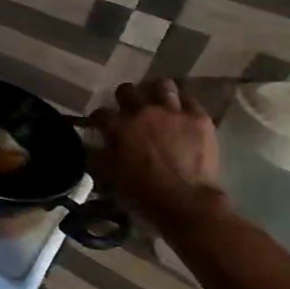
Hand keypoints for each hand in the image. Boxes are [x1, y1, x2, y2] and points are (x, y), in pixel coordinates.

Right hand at [87, 79, 227, 224]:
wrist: (186, 202)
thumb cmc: (142, 192)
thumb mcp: (109, 176)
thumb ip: (97, 156)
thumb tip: (90, 146)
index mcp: (119, 126)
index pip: (100, 113)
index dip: (98, 119)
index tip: (99, 126)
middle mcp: (144, 112)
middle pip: (127, 90)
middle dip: (124, 98)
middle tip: (128, 110)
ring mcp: (173, 113)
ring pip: (162, 86)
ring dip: (155, 92)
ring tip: (157, 103)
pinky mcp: (199, 119)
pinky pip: (190, 99)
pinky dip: (182, 103)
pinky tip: (180, 111)